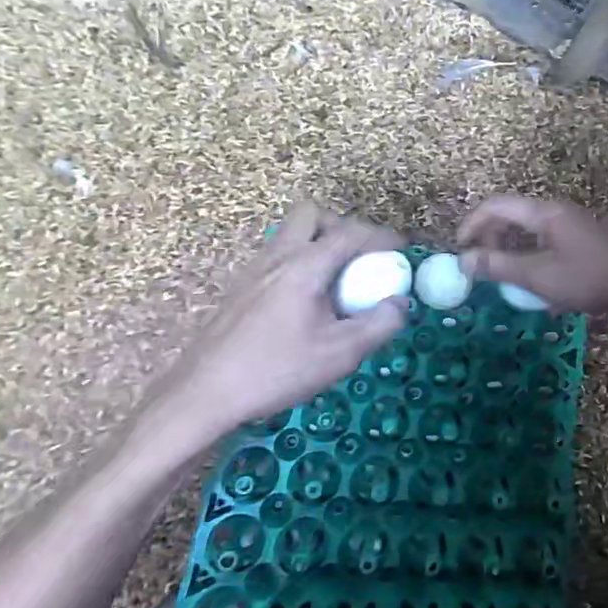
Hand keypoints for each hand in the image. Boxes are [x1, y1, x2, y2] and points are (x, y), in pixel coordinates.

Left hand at [143, 203, 408, 444]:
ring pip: (291, 235)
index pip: (350, 233)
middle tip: (360, 262)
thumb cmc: (277, 371)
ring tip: (336, 286)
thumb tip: (399, 302)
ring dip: (319, 245)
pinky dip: (300, 264)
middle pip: (312, 215)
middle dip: (342, 228)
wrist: (205, 392)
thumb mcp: (340, 354)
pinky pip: (278, 257)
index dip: (382, 237)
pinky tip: (307, 305)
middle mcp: (278, 256)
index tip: (402, 251)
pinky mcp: (241, 288)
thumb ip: (379, 324)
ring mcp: (254, 269)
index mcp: (305, 266)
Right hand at [457, 195, 607, 314]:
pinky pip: (545, 247)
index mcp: (544, 213)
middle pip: (510, 217)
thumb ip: (499, 267)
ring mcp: (570, 227)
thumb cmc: (591, 279)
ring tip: (507, 283)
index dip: (471, 225)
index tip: (460, 252)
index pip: (495, 206)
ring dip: (511, 256)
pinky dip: (532, 264)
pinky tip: (538, 293)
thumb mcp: (539, 277)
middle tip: (482, 270)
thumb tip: (463, 260)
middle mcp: (555, 213)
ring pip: (528, 234)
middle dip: (490, 241)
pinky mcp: (580, 244)